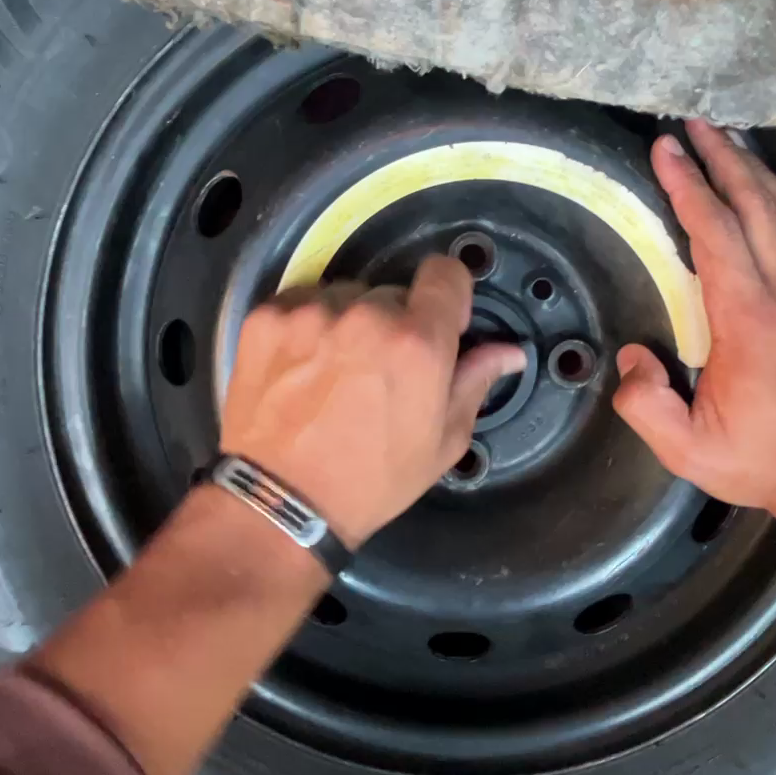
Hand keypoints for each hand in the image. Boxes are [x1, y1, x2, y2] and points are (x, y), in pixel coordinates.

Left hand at [220, 255, 526, 545]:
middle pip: (392, 293)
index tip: (438, 321)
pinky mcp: (266, 317)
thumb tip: (510, 351)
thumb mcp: (441, 443)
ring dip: (347, 322)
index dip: (447, 294)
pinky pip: (300, 303)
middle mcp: (365, 315)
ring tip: (333, 371)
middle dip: (393, 323)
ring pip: (344, 297)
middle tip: (378, 369)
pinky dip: (305, 325)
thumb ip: (474, 382)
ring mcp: (310, 313)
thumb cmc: (372, 480)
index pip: (446, 272)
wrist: (281, 502)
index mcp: (417, 342)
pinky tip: (299, 367)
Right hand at [613, 120, 775, 516]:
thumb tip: (632, 356)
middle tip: (692, 125)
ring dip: (758, 168)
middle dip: (717, 159)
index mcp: (744, 318)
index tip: (665, 150)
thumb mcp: (685, 448)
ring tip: (730, 137)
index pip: (710, 232)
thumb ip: (645, 403)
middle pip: (750, 206)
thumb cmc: (761, 460)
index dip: (685, 185)